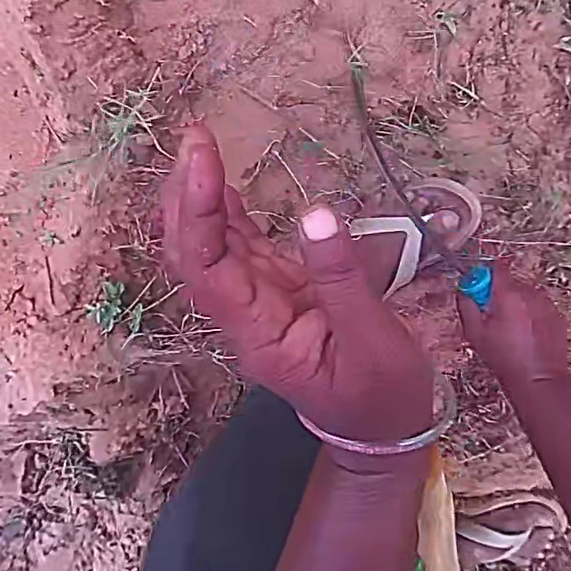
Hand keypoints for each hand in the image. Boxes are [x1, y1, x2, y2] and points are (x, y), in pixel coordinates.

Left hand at [162, 125, 435, 460]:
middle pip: (195, 253)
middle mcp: (245, 315)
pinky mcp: (277, 289)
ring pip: (213, 246)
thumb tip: (316, 215)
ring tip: (201, 146)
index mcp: (259, 334)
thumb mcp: (375, 342)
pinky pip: (243, 246)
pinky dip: (229, 211)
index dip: (198, 212)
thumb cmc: (381, 397)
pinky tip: (221, 182)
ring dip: (201, 196)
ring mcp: (259, 300)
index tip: (202, 158)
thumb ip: (344, 280)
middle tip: (195, 138)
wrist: (383, 433)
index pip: (208, 270)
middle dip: (186, 194)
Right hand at [455, 269, 570, 388]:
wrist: (539, 381)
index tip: (479, 289)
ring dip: (517, 305)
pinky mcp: (557, 316)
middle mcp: (530, 294)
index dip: (485, 276)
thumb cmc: (505, 358)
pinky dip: (532, 315)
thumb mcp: (474, 332)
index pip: (496, 267)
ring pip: (525, 295)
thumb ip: (466, 304)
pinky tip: (526, 335)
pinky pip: (539, 307)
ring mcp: (547, 304)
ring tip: (512, 330)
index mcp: (508, 294)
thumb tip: (464, 290)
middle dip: (499, 295)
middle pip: (510, 283)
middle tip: (493, 317)